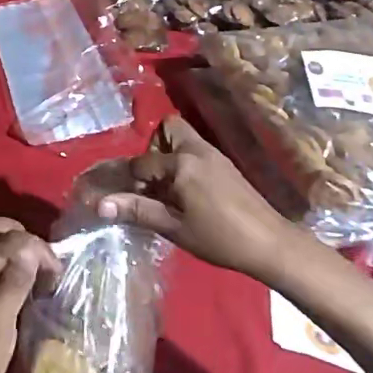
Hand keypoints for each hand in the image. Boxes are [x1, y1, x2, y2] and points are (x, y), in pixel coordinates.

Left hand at [0, 217, 59, 372]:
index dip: (35, 246)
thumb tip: (31, 245)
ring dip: (16, 248)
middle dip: (20, 234)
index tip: (57, 269)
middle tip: (45, 257)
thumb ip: (14, 283)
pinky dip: (11, 265)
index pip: (8, 239)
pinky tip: (28, 284)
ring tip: (42, 269)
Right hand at [95, 116, 295, 276]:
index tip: (127, 198)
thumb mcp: (174, 227)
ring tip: (168, 188)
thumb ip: (137, 210)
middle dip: (153, 147)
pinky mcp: (225, 165)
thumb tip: (99, 204)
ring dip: (169, 154)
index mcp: (182, 163)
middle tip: (153, 180)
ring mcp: (214, 155)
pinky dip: (184, 162)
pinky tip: (187, 192)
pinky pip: (195, 150)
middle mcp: (197, 149)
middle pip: (167, 128)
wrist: (272, 244)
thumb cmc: (220, 237)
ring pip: (183, 136)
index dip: (129, 180)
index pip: (141, 162)